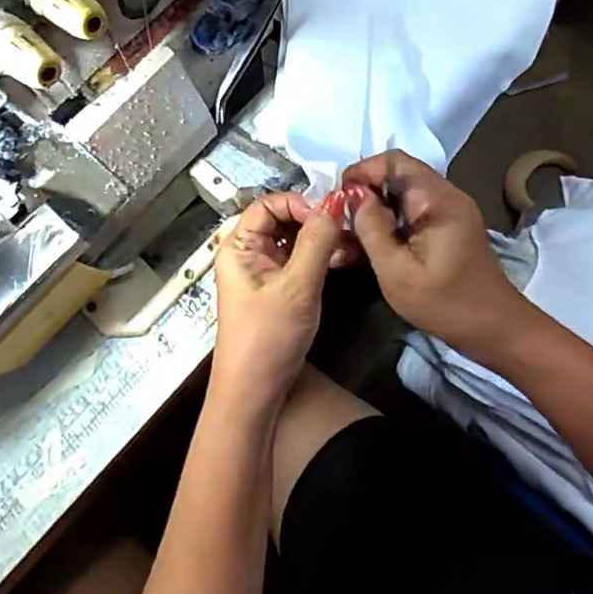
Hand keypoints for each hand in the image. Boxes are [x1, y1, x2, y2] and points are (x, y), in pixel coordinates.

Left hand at [210, 191, 347, 409]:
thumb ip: (318, 241)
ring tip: (353, 246)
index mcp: (239, 246)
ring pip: (295, 241)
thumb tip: (337, 199)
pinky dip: (321, 259)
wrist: (254, 394)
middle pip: (283, 220)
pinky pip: (300, 262)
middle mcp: (248, 254)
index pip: (268, 204)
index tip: (331, 215)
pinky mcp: (278, 290)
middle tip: (349, 228)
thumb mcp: (297, 286)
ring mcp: (263, 273)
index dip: (300, 203)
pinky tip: (345, 261)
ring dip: (323, 240)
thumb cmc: (268, 338)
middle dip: (316, 221)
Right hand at [343, 151, 543, 361]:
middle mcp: (445, 195)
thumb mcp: (396, 271)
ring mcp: (448, 210)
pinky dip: (388, 221)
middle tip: (340, 219)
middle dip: (363, 192)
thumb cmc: (445, 303)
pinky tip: (368, 244)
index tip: (338, 198)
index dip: (361, 172)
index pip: (393, 161)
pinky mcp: (446, 226)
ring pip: (400, 193)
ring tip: (348, 235)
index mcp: (437, 200)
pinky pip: (411, 211)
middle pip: (396, 175)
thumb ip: (371, 228)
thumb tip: (352, 194)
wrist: (494, 329)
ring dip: (373, 209)